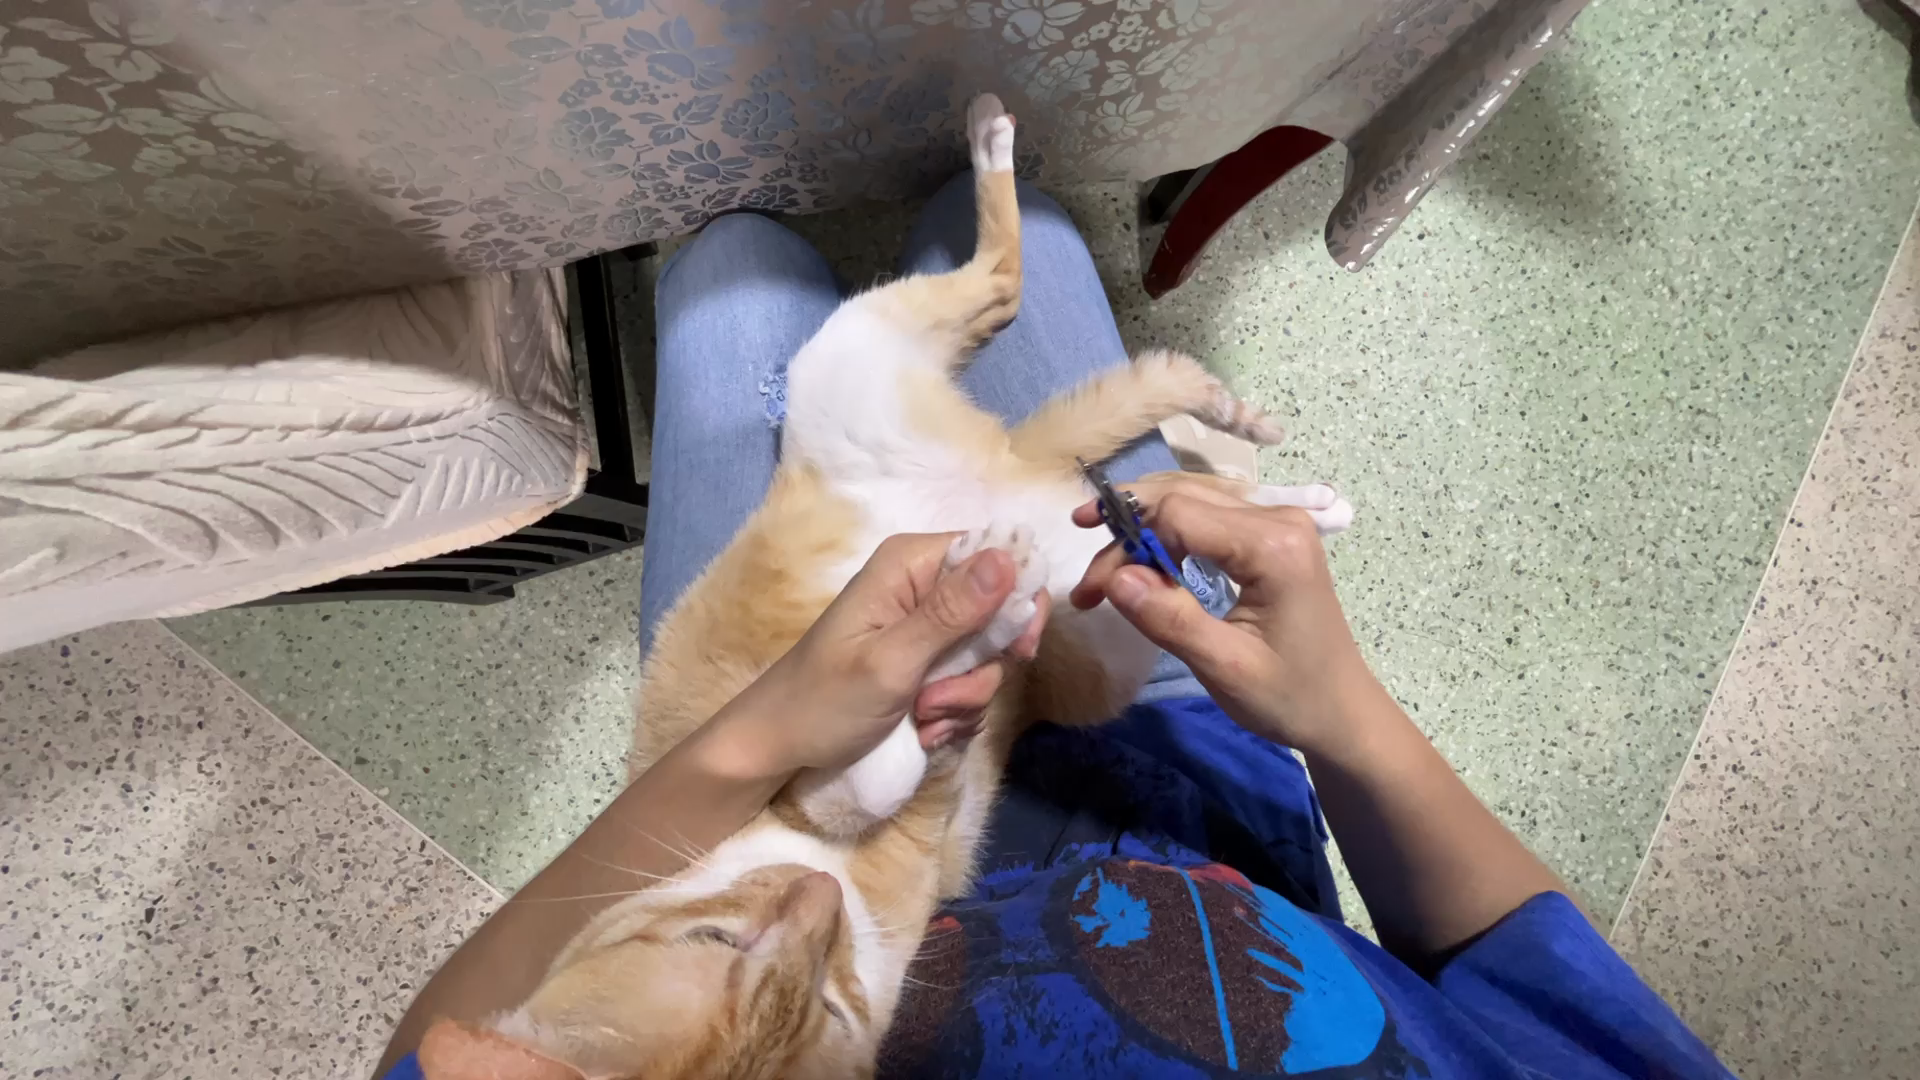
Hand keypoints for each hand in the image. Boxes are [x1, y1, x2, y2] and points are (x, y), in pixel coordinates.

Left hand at [719, 532, 1046, 779]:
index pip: (994, 555)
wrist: (782, 746)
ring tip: (922, 718)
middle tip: (942, 700)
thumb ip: (952, 612)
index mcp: (911, 564)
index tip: (1019, 649)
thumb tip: (1009, 558)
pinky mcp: (929, 664)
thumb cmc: (825, 699)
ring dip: (963, 698)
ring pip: (987, 657)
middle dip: (980, 667)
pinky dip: (954, 713)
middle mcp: (924, 587)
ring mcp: (928, 628)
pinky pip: (970, 683)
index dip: (1017, 598)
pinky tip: (924, 729)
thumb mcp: (891, 660)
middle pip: (997, 611)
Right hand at [1069, 476, 1376, 756]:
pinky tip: (1142, 561)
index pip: (1177, 514)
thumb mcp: (1223, 668)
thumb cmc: (1289, 697)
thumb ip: (1170, 619)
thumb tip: (1115, 578)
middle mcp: (1277, 518)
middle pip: (1177, 499)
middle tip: (1087, 584)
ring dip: (1138, 532)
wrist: (1342, 713)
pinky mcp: (1267, 534)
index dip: (1126, 545)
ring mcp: (1275, 521)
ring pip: (1186, 502)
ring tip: (1102, 575)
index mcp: (1273, 546)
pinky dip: (1164, 537)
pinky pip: (1203, 518)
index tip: (1094, 593)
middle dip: (1124, 535)